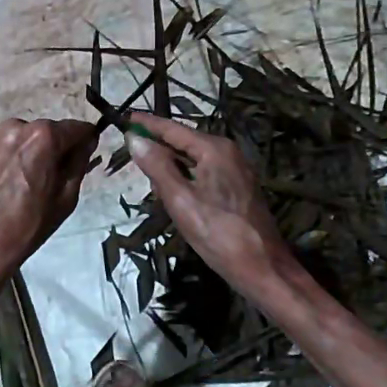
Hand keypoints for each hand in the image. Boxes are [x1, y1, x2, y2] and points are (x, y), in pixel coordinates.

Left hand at [0, 117, 96, 272]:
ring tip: (36, 183)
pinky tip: (17, 183)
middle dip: (60, 148)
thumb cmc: (29, 224)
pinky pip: (12, 147)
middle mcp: (18, 126)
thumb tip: (86, 143)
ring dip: (39, 152)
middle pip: (51, 130)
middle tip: (61, 177)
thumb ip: (79, 163)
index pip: (77, 128)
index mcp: (43, 135)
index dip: (87, 141)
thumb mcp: (66, 196)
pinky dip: (20, 158)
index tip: (89, 157)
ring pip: (30, 138)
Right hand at [123, 112, 295, 292]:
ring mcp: (235, 171)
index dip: (148, 124)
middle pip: (184, 142)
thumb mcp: (180, 200)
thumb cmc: (218, 234)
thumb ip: (157, 166)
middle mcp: (228, 153)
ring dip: (170, 165)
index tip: (125, 118)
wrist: (262, 267)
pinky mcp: (237, 189)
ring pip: (193, 159)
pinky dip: (184, 177)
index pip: (173, 129)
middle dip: (158, 146)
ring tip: (148, 176)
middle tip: (130, 153)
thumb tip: (134, 139)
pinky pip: (204, 172)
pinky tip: (172, 193)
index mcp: (215, 149)